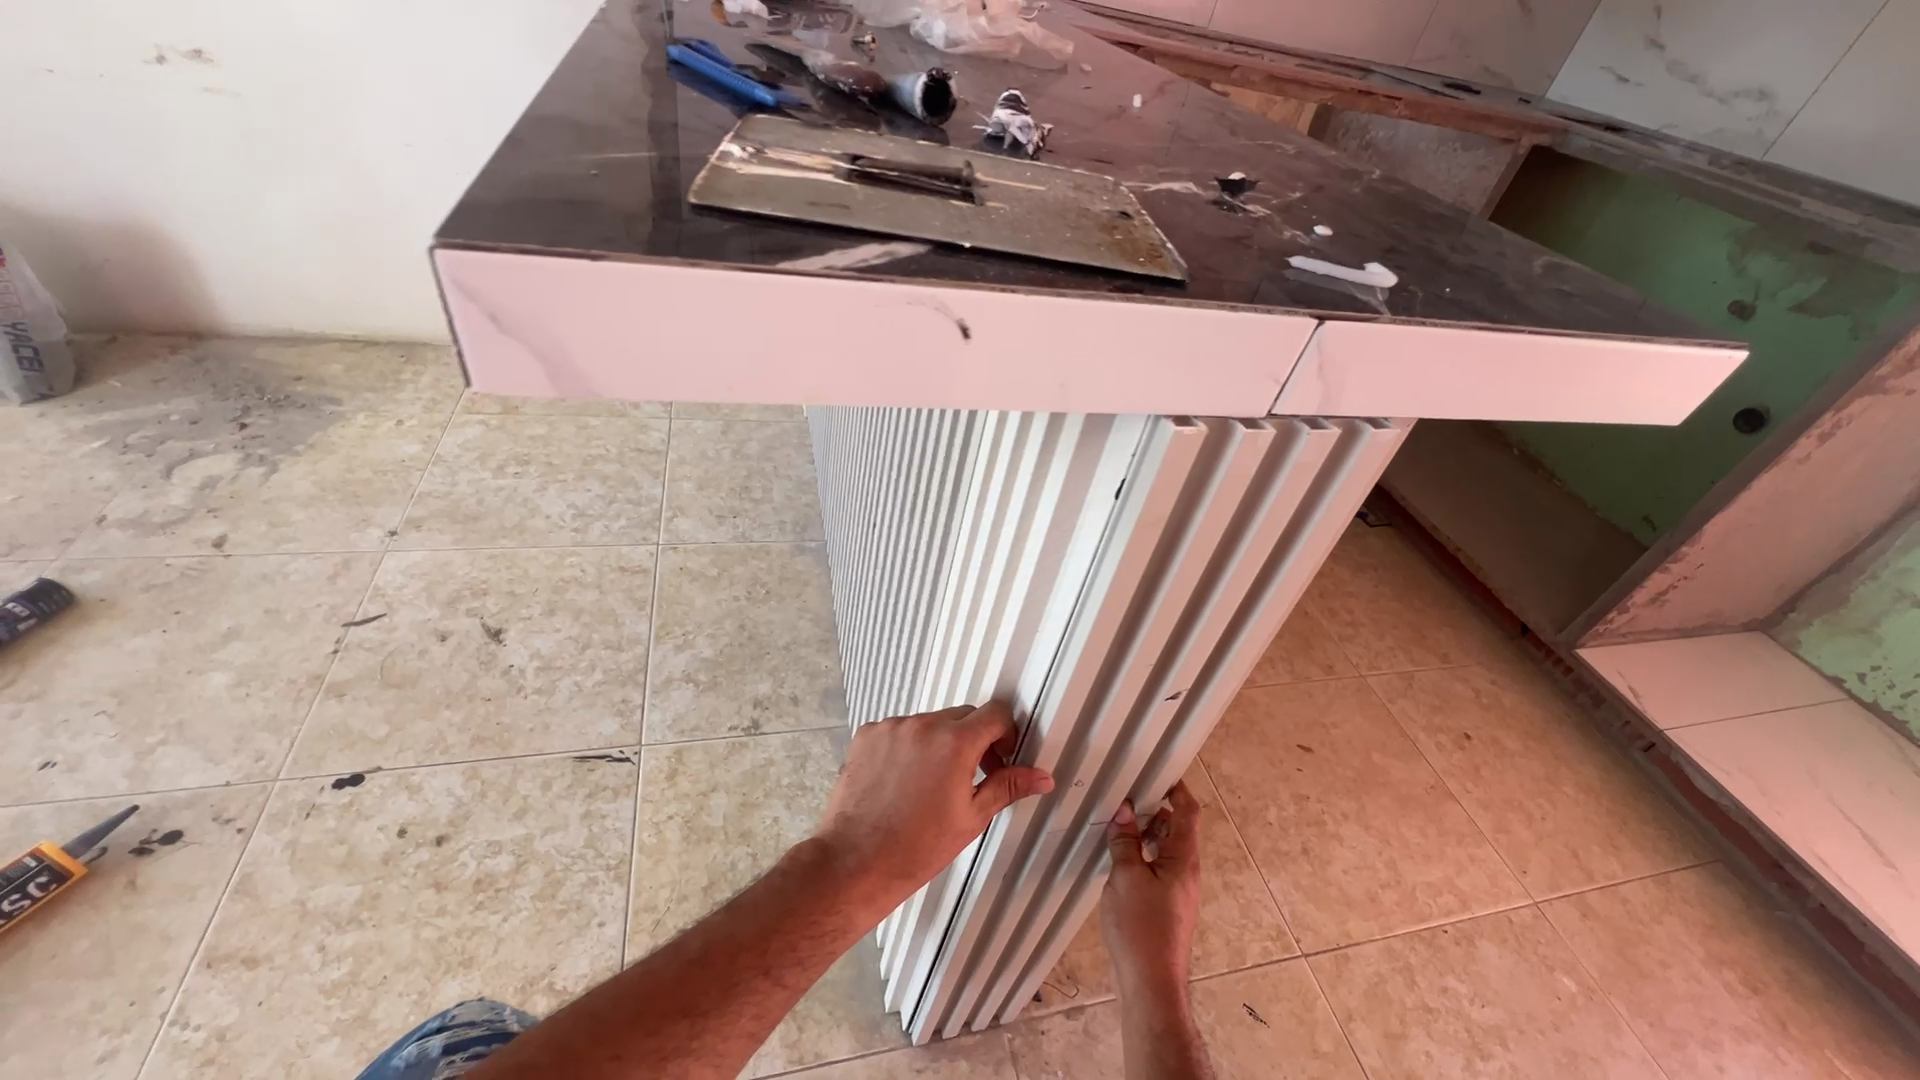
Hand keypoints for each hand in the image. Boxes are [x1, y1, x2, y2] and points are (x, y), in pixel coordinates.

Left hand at [814, 701, 1053, 906]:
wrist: (856, 861)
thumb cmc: (916, 847)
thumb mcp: (972, 817)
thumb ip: (1007, 786)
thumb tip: (1042, 777)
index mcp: (955, 742)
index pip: (996, 713)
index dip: (1006, 734)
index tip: (1000, 758)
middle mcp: (923, 725)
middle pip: (963, 716)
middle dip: (974, 740)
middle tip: (972, 776)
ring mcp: (892, 727)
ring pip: (930, 723)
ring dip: (940, 743)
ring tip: (932, 784)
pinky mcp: (868, 734)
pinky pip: (900, 729)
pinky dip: (908, 746)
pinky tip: (904, 780)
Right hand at [1100, 780, 1201, 1000]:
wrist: (1151, 983)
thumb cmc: (1142, 927)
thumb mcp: (1126, 877)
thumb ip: (1125, 842)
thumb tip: (1125, 810)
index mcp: (1184, 859)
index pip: (1187, 812)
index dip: (1177, 789)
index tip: (1159, 772)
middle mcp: (1187, 872)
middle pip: (1176, 829)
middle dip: (1153, 810)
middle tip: (1126, 797)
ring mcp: (1178, 891)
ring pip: (1164, 850)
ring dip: (1145, 834)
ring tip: (1117, 825)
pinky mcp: (1167, 906)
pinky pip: (1157, 868)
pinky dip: (1141, 855)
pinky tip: (1119, 860)